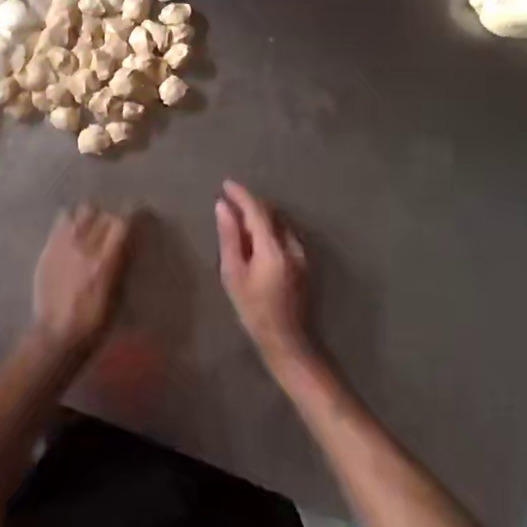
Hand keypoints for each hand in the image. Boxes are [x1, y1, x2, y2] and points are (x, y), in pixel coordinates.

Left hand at [31, 203, 131, 355]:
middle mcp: (84, 247)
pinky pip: (62, 219)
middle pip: (104, 214)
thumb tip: (128, 242)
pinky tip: (75, 232)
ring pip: (82, 211)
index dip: (133, 215)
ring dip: (92, 216)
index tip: (140, 212)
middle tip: (116, 228)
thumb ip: (121, 265)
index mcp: (104, 262)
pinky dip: (73, 221)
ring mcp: (63, 244)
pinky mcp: (49, 246)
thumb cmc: (93, 324)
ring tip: (94, 227)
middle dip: (114, 218)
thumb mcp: (117, 298)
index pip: (122, 223)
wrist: (56, 334)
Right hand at [215, 180, 313, 362]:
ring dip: (260, 213)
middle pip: (271, 213)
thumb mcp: (233, 274)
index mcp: (273, 248)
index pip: (257, 210)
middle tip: (228, 200)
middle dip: (250, 202)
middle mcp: (292, 246)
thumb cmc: (254, 310)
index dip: (241, 194)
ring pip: (280, 222)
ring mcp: (301, 254)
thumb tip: (222, 206)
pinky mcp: (304, 263)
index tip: (224, 184)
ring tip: (239, 215)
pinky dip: (269, 226)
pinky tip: (256, 235)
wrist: (288, 342)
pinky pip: (285, 233)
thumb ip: (229, 237)